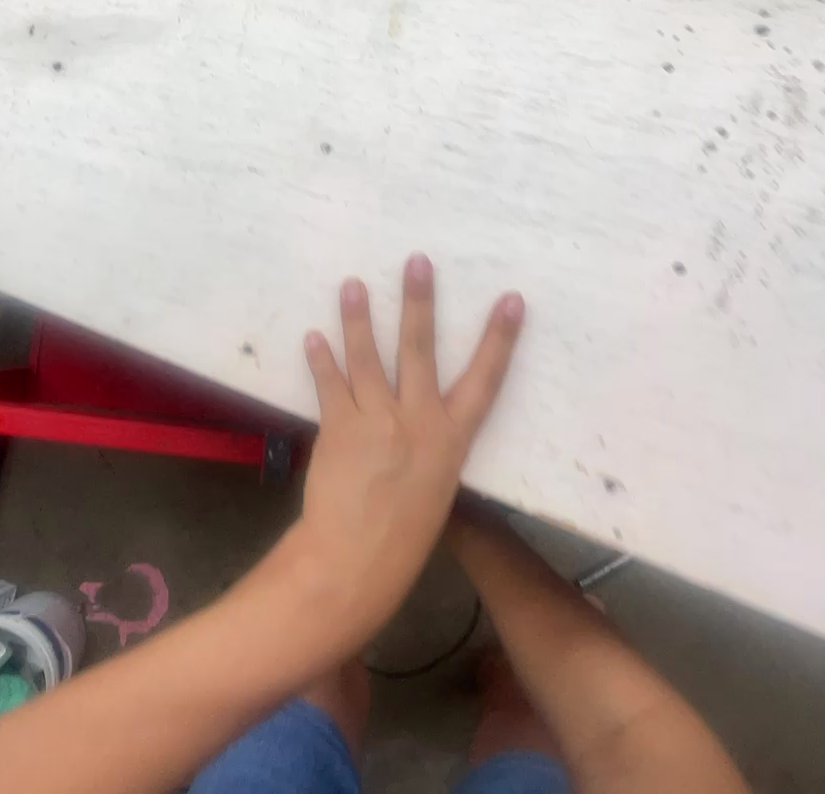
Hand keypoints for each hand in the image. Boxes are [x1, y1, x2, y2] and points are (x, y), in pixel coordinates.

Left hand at [286, 253, 524, 652]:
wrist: (355, 562)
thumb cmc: (403, 538)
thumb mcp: (435, 491)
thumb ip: (430, 451)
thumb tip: (423, 427)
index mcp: (452, 440)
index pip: (485, 380)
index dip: (499, 339)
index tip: (511, 300)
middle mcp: (418, 420)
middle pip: (421, 349)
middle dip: (420, 302)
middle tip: (417, 261)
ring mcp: (377, 420)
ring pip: (368, 357)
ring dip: (359, 318)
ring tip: (352, 284)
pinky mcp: (339, 426)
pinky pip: (329, 384)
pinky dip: (320, 359)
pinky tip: (313, 336)